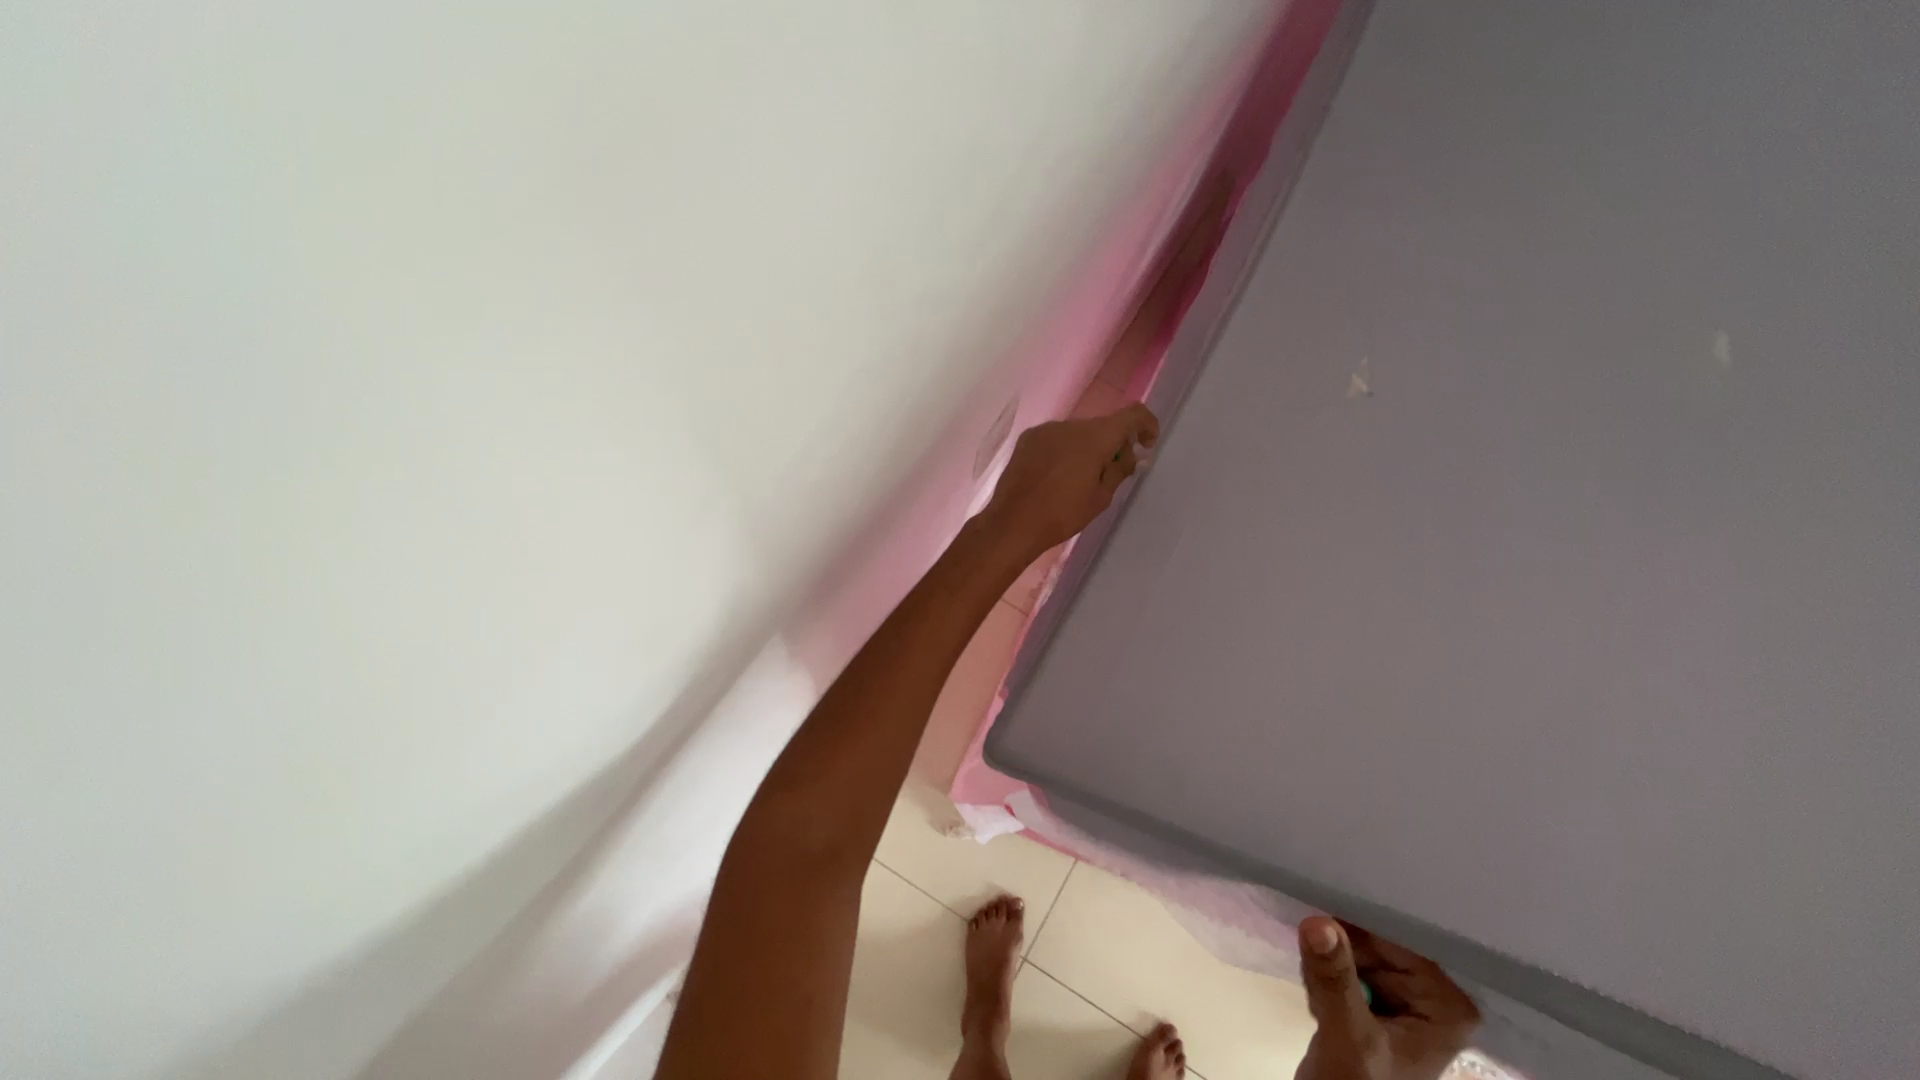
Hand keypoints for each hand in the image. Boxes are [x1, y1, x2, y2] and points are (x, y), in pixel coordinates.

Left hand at [978, 404, 1159, 560]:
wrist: (1013, 522)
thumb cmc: (1063, 514)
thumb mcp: (1101, 497)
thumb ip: (1119, 470)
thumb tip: (1131, 456)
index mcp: (1096, 437)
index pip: (1132, 414)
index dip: (1146, 425)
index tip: (1146, 445)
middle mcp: (1071, 425)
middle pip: (1103, 426)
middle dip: (1114, 444)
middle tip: (1113, 473)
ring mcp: (1046, 430)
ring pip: (1078, 432)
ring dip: (1087, 448)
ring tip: (1080, 479)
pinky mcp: (1027, 439)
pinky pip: (1056, 438)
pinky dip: (1065, 450)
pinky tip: (1056, 476)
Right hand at [1295, 917, 1479, 1079]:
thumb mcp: (1348, 1038)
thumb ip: (1335, 981)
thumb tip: (1318, 921)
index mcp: (1449, 1006)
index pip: (1406, 940)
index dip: (1366, 920)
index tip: (1327, 905)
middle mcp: (1433, 996)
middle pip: (1379, 940)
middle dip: (1341, 948)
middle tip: (1315, 969)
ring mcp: (1403, 999)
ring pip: (1356, 948)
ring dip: (1327, 965)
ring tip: (1317, 995)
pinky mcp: (1374, 1004)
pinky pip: (1345, 965)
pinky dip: (1323, 976)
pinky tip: (1317, 1002)